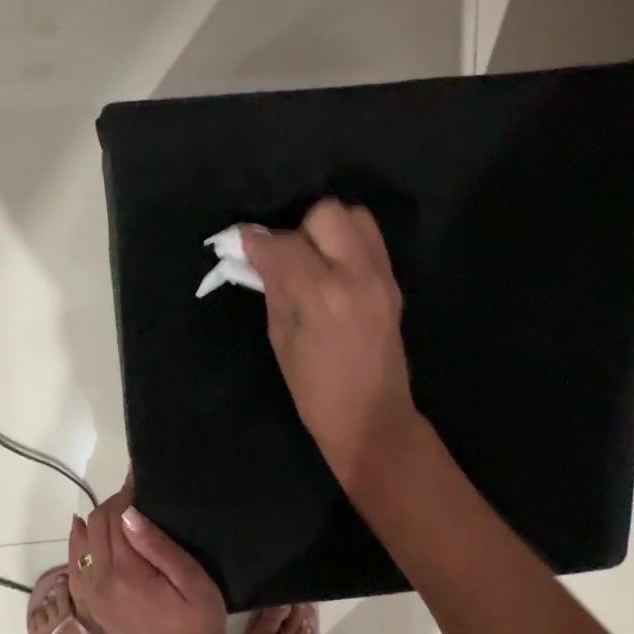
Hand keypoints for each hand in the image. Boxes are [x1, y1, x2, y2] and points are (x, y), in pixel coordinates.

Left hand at [68, 477, 227, 633]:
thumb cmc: (197, 621)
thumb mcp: (192, 581)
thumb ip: (159, 546)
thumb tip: (130, 513)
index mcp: (124, 573)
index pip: (113, 518)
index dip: (126, 494)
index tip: (141, 479)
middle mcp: (99, 580)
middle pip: (94, 525)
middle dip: (113, 503)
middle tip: (137, 494)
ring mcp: (91, 593)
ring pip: (82, 541)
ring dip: (99, 520)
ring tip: (122, 511)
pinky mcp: (91, 601)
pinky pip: (76, 563)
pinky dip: (79, 541)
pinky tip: (83, 527)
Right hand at [241, 198, 419, 487]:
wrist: (373, 419)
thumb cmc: (315, 391)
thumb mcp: (281, 339)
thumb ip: (272, 288)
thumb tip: (255, 253)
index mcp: (322, 295)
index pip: (283, 245)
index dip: (256, 241)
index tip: (240, 244)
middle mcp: (356, 274)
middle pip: (325, 213)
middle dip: (297, 228)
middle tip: (284, 257)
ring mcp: (381, 275)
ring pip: (353, 216)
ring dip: (325, 229)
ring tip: (311, 259)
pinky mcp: (393, 281)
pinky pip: (368, 239)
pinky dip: (345, 242)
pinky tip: (330, 269)